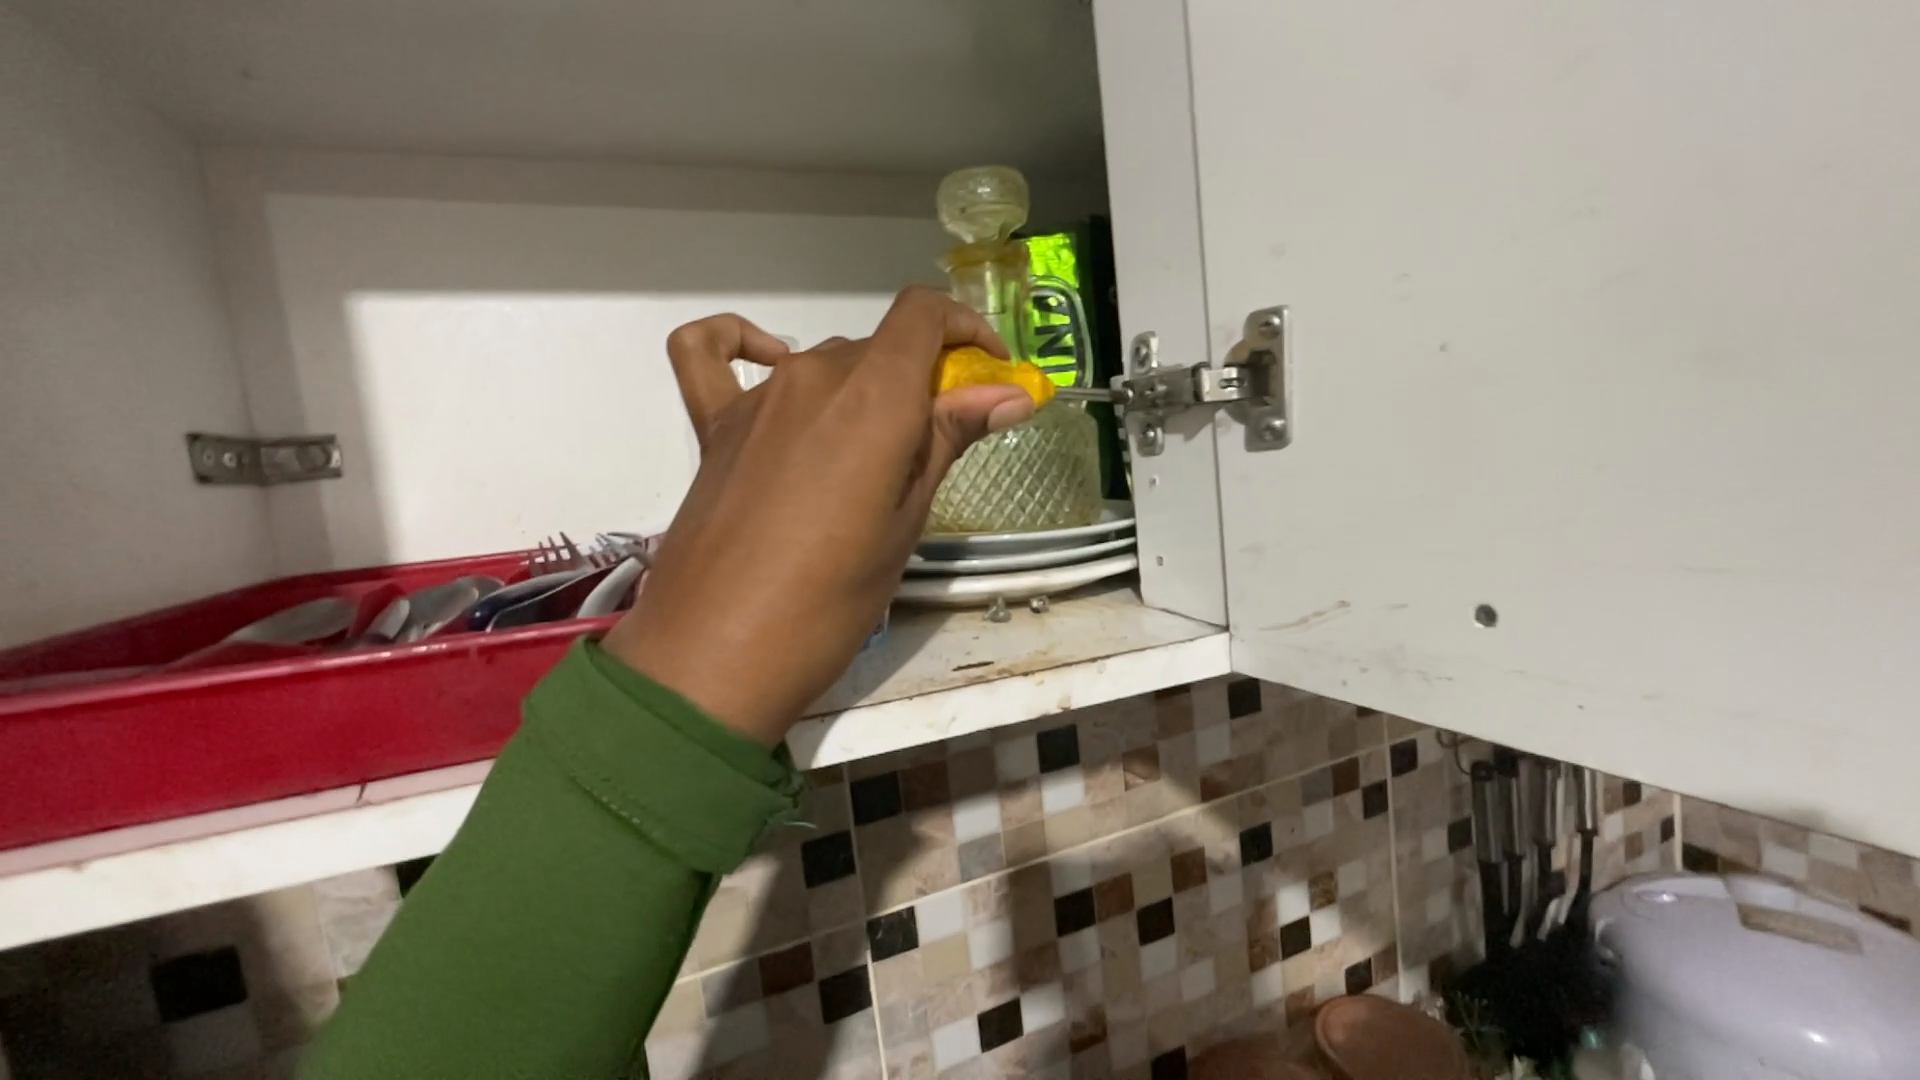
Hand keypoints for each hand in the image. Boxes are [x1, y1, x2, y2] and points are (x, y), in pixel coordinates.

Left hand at [602, 288, 1036, 743]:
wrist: (721, 652)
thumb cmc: (833, 599)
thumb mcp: (907, 521)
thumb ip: (949, 441)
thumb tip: (1008, 394)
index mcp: (873, 396)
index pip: (923, 315)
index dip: (966, 329)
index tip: (988, 373)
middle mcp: (812, 376)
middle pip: (878, 348)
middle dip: (919, 382)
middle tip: (933, 446)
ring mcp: (755, 398)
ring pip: (822, 364)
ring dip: (859, 390)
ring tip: (868, 456)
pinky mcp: (712, 425)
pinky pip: (711, 355)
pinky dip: (742, 343)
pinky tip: (768, 363)